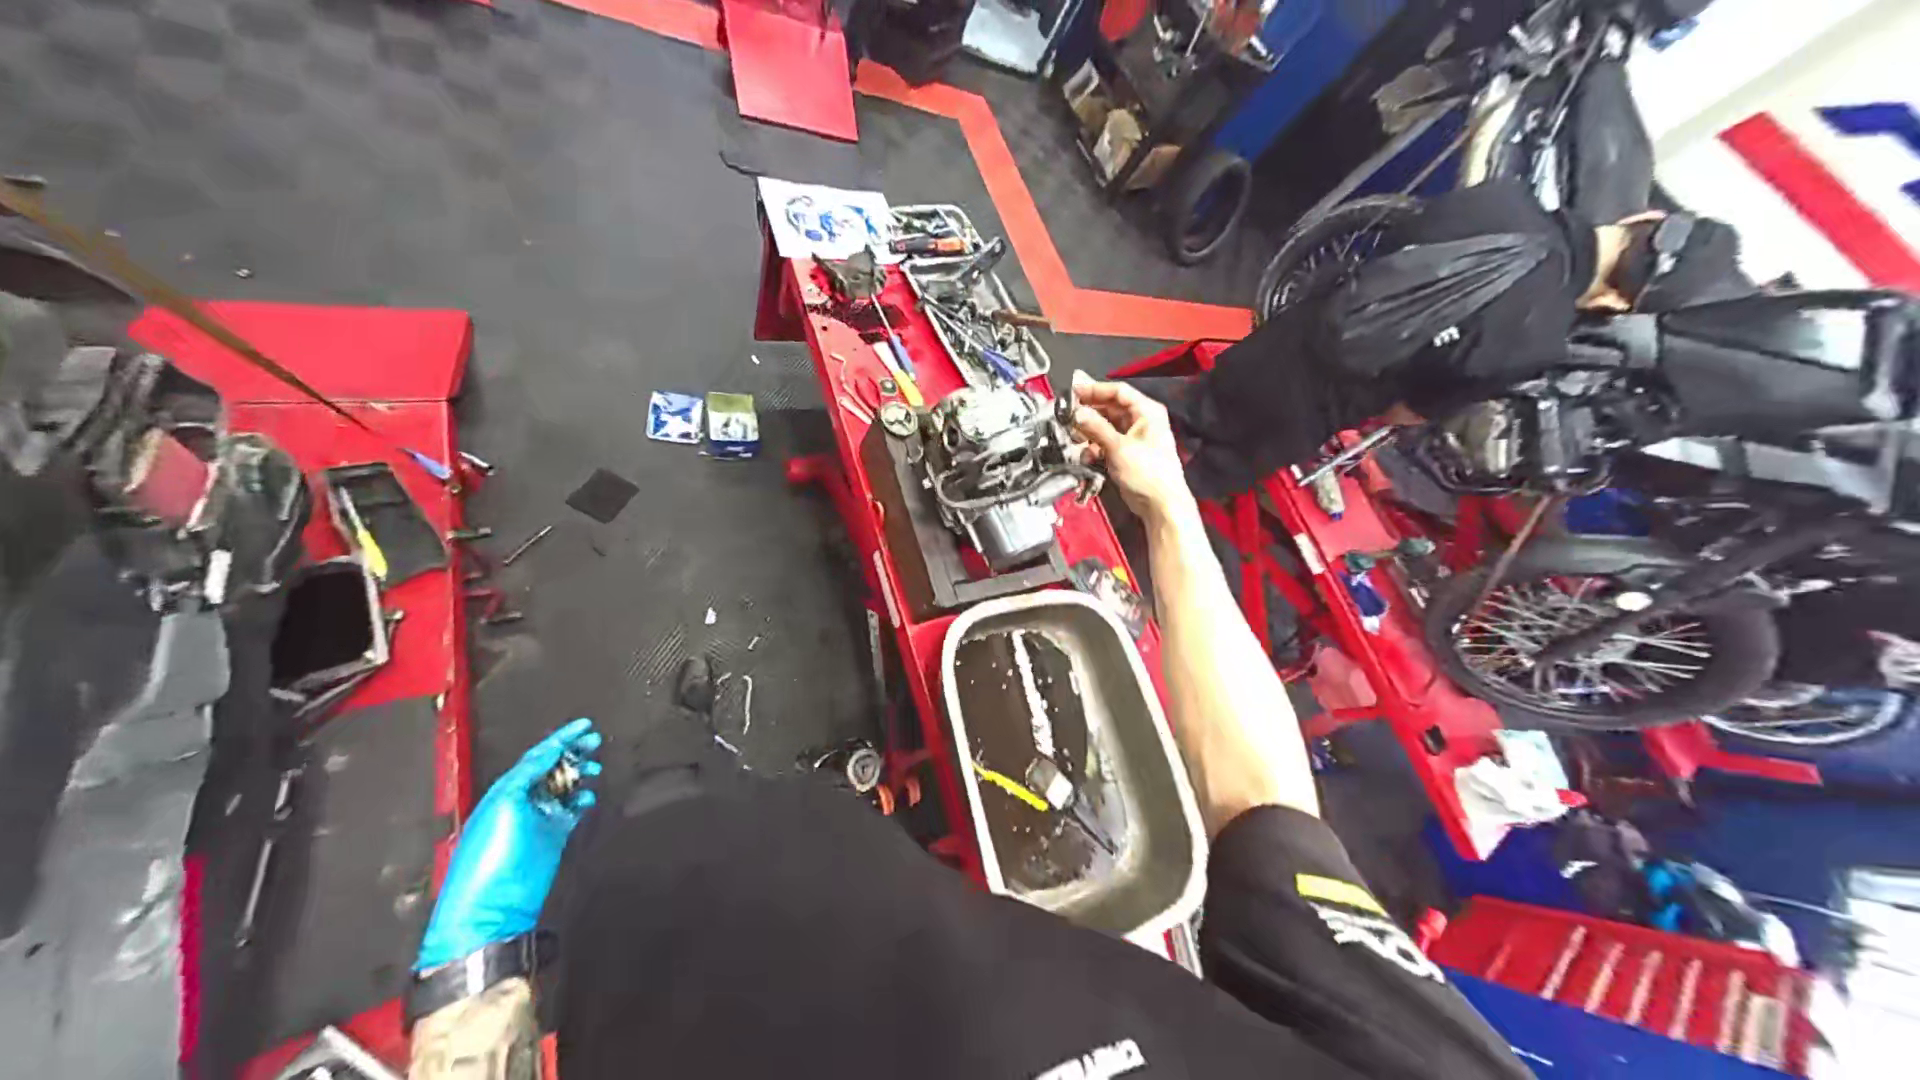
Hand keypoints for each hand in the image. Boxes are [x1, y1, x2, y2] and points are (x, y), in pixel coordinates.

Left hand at [415, 719, 602, 970]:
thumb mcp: (503, 804)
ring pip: (566, 785)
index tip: (584, 725)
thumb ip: (526, 774)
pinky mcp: (554, 835)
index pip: (538, 755)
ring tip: (594, 768)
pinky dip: (583, 800)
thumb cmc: (487, 861)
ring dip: (581, 773)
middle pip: (554, 767)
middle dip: (574, 750)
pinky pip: (573, 809)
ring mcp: (539, 818)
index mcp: (506, 790)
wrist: (493, 907)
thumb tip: (548, 751)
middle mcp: (523, 801)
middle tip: (594, 740)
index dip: (562, 737)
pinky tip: (589, 798)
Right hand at [1069, 374, 1195, 523]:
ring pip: (1104, 426)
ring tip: (1076, 437)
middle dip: (1088, 413)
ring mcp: (1132, 438)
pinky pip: (1104, 443)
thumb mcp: (1118, 447)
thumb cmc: (1151, 475)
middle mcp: (1141, 422)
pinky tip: (1087, 455)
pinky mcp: (1125, 454)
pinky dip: (1094, 448)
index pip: (1118, 391)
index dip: (1094, 389)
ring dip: (1089, 432)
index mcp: (1147, 412)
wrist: (1160, 505)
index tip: (1074, 391)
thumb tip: (1078, 413)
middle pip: (1109, 408)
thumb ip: (1095, 427)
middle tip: (1069, 416)